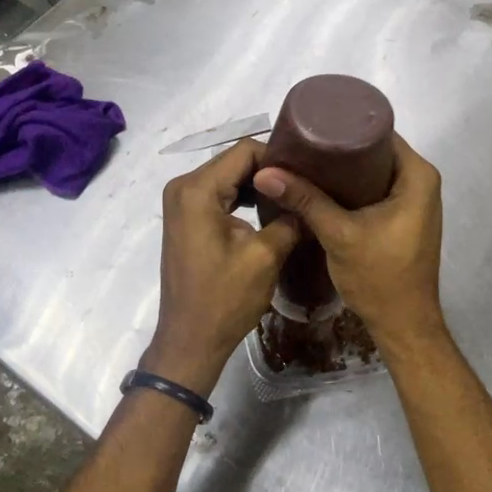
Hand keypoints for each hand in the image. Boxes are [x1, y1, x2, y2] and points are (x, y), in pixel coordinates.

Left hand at [147, 139, 299, 393]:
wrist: (190, 341)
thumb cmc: (224, 299)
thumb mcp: (265, 256)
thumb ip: (289, 218)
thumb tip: (309, 200)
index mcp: (197, 189)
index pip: (245, 150)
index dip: (279, 158)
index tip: (308, 175)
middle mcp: (184, 187)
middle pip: (235, 161)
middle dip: (271, 172)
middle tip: (306, 186)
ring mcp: (182, 203)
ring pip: (229, 177)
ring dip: (260, 186)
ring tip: (294, 199)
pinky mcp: (187, 219)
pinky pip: (220, 195)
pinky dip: (245, 199)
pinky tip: (271, 213)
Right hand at [252, 135, 446, 355]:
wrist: (403, 324)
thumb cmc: (380, 276)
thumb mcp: (339, 233)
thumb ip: (305, 200)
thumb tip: (265, 172)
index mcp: (418, 176)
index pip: (380, 133)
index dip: (345, 126)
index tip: (311, 126)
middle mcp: (422, 182)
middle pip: (375, 151)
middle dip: (340, 148)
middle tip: (300, 145)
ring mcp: (416, 201)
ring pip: (374, 172)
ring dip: (344, 169)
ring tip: (306, 162)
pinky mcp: (405, 218)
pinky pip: (377, 190)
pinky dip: (353, 188)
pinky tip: (322, 188)